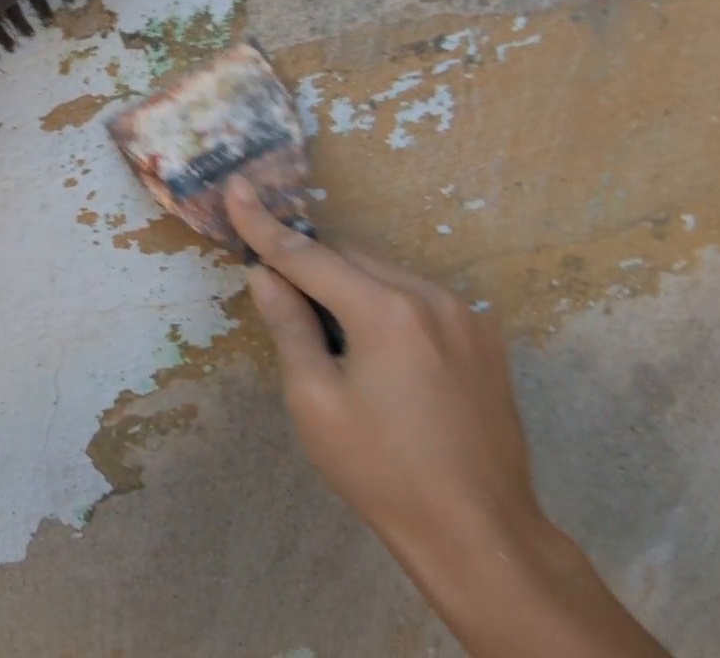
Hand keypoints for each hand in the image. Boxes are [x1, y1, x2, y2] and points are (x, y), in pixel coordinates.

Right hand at [224, 176, 540, 565]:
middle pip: (350, 257)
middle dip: (308, 265)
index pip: (308, 256)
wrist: (478, 531)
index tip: (235, 189)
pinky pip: (415, 300)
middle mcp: (432, 298)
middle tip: (277, 296)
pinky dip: (381, 305)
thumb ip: (288, 326)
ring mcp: (466, 317)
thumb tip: (265, 276)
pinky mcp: (483, 339)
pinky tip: (374, 352)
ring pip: (384, 275)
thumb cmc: (381, 469)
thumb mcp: (314, 400)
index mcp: (387, 312)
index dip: (264, 225)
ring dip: (346, 286)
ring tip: (329, 338)